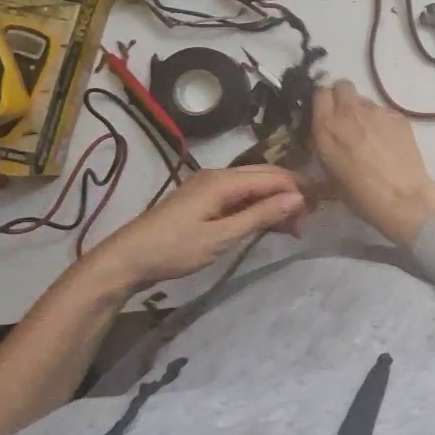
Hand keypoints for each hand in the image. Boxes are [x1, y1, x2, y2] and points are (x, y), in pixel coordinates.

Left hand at [75, 167, 306, 293]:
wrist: (126, 260)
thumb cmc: (174, 249)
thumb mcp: (221, 237)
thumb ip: (260, 216)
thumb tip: (298, 199)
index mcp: (223, 181)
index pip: (274, 177)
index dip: (296, 195)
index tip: (308, 222)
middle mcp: (219, 175)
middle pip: (267, 175)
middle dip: (290, 195)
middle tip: (303, 224)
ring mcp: (210, 185)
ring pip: (255, 184)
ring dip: (275, 201)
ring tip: (288, 227)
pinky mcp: (204, 198)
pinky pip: (241, 193)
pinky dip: (258, 206)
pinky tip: (265, 223)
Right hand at [312, 80, 434, 245]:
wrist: (402, 198)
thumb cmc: (360, 195)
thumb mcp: (328, 174)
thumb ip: (323, 146)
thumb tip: (325, 136)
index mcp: (326, 127)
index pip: (319, 93)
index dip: (323, 102)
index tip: (325, 113)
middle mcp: (350, 113)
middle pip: (342, 85)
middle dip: (342, 97)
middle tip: (346, 118)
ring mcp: (377, 112)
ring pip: (364, 99)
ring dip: (363, 111)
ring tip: (370, 135)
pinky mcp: (399, 117)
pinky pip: (384, 111)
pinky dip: (382, 121)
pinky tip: (388, 141)